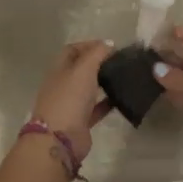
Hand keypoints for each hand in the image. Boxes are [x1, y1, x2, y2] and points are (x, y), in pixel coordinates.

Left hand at [29, 39, 114, 158]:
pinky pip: (96, 108)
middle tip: (120, 61)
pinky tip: (122, 98)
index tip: (109, 46)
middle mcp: (63, 85)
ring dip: (104, 82)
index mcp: (59, 69)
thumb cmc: (69, 98)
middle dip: (98, 63)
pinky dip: (107, 103)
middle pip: (81, 69)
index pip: (72, 50)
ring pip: (89, 89)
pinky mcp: (81, 121)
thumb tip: (109, 43)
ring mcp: (71, 104)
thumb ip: (96, 54)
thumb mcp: (84, 69)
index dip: (88, 45)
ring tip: (124, 77)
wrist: (60, 139)